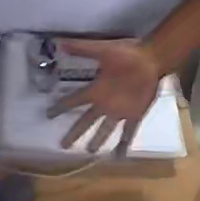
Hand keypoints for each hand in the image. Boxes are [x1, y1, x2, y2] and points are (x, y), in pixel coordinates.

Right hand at [45, 38, 164, 154]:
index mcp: (96, 89)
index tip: (48, 114)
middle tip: (63, 145)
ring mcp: (120, 111)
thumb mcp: (101, 50)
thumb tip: (59, 43)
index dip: (61, 107)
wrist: (151, 58)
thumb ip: (81, 49)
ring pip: (105, 130)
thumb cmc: (126, 53)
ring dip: (98, 140)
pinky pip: (128, 132)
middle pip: (86, 121)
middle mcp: (105, 103)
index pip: (74, 101)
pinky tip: (120, 156)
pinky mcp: (135, 114)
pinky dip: (124, 144)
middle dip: (75, 132)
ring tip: (90, 152)